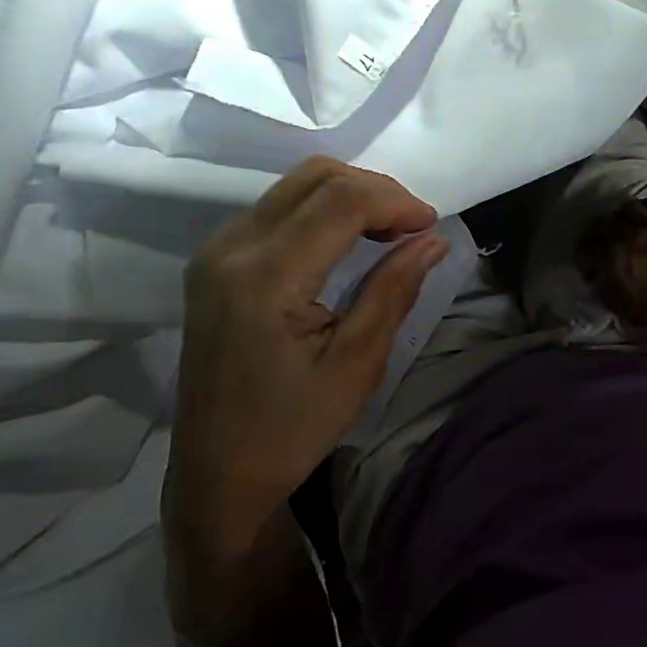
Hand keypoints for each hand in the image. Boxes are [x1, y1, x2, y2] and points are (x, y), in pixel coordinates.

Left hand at [167, 157, 448, 561]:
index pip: (340, 201)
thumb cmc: (291, 429)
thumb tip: (433, 239)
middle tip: (411, 226)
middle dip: (373, 189)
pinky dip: (318, 210)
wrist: (216, 469)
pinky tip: (343, 241)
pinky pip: (275, 209)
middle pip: (314, 177)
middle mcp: (232, 247)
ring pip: (293, 186)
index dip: (394, 201)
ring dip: (346, 195)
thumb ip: (394, 289)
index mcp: (266, 278)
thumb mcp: (357, 364)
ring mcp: (215, 250)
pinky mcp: (213, 259)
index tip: (430, 225)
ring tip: (385, 231)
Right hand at [579, 198, 646, 354]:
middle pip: (606, 221)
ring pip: (629, 208)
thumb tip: (595, 274)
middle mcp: (633, 235)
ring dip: (619, 216)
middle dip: (597, 231)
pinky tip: (642, 216)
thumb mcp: (625, 308)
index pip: (589, 241)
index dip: (582, 249)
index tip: (584, 259)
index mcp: (618, 256)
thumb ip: (605, 287)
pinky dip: (644, 206)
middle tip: (598, 242)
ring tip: (619, 226)